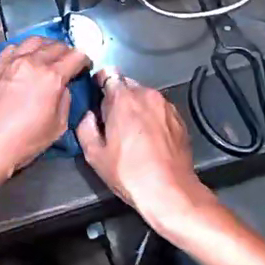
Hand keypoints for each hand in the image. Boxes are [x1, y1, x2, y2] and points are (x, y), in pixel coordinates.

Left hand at [0, 37, 90, 182]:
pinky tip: (23, 59)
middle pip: (55, 45)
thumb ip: (64, 100)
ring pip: (32, 40)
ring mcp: (9, 61)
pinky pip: (13, 48)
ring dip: (45, 45)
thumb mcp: (57, 127)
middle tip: (68, 62)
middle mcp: (31, 61)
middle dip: (66, 52)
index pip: (75, 56)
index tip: (85, 67)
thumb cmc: (23, 142)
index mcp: (51, 76)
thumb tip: (61, 87)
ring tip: (47, 55)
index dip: (84, 60)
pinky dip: (24, 49)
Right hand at [75, 73, 221, 240]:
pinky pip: (159, 109)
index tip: (97, 97)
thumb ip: (85, 127)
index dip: (100, 83)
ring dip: (136, 107)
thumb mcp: (94, 154)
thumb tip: (87, 116)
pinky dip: (152, 117)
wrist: (169, 190)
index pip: (108, 74)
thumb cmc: (129, 173)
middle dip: (117, 97)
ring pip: (144, 97)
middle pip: (127, 84)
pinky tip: (149, 138)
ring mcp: (166, 106)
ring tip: (131, 132)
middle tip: (111, 120)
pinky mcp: (179, 118)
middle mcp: (147, 95)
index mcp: (123, 99)